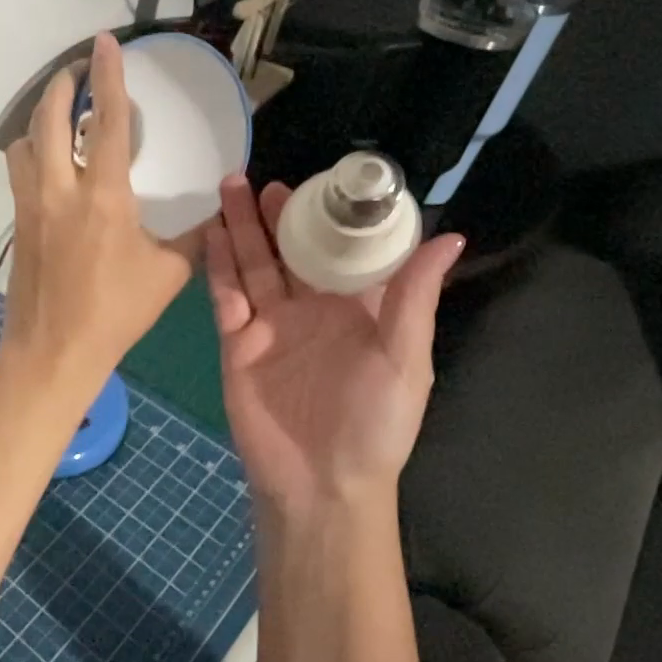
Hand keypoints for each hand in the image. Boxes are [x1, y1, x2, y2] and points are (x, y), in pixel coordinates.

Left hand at [0, 33, 196, 390]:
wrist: (53, 353)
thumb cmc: (115, 315)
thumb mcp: (169, 275)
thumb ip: (193, 237)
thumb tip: (215, 212)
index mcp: (103, 197)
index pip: (108, 121)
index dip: (109, 76)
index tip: (106, 43)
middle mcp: (58, 191)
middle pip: (49, 118)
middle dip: (63, 85)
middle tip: (79, 70)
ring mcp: (30, 206)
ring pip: (24, 143)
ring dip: (41, 119)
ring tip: (62, 115)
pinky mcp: (17, 224)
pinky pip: (19, 172)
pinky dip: (32, 151)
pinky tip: (50, 163)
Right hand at [207, 175, 463, 516]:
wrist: (320, 482)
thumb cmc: (374, 425)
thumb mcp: (405, 361)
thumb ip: (414, 299)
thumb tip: (449, 237)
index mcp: (358, 309)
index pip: (344, 251)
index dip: (333, 216)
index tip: (324, 182)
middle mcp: (312, 309)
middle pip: (290, 251)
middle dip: (276, 215)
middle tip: (261, 179)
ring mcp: (271, 325)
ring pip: (254, 266)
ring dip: (242, 229)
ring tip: (229, 188)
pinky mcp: (237, 343)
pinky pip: (227, 297)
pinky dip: (219, 266)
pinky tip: (212, 235)